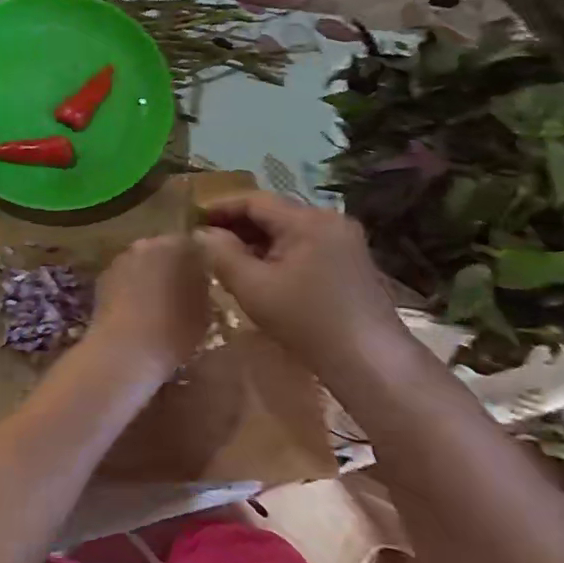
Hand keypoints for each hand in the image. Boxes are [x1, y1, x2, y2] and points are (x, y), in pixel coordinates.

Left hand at [89, 234, 210, 377]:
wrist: (127, 350)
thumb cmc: (175, 331)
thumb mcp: (204, 311)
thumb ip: (201, 288)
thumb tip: (197, 283)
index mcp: (178, 246)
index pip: (194, 247)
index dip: (199, 265)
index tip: (204, 283)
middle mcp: (147, 244)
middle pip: (164, 250)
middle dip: (172, 267)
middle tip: (180, 293)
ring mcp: (121, 259)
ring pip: (141, 263)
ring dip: (148, 276)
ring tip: (156, 304)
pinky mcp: (102, 278)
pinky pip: (123, 278)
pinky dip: (129, 288)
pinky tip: (134, 310)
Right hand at [194, 192, 412, 375]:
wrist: (370, 361)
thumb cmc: (307, 321)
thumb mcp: (253, 288)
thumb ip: (222, 255)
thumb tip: (202, 233)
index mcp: (307, 220)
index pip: (255, 200)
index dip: (221, 208)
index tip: (193, 220)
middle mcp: (330, 219)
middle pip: (274, 213)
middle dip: (238, 225)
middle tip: (206, 240)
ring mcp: (344, 240)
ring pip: (289, 230)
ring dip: (257, 240)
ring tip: (227, 257)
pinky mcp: (350, 261)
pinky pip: (305, 245)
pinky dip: (278, 252)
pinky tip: (261, 271)